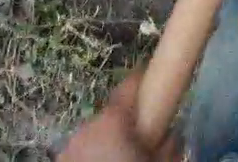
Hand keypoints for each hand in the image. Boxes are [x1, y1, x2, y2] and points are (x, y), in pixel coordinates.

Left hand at [59, 69, 175, 161]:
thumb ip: (169, 147)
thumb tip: (170, 135)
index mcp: (113, 121)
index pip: (132, 84)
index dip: (146, 83)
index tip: (159, 87)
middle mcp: (86, 128)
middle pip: (112, 116)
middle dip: (127, 126)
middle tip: (143, 145)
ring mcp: (67, 150)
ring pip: (93, 137)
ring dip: (107, 147)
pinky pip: (80, 155)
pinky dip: (92, 160)